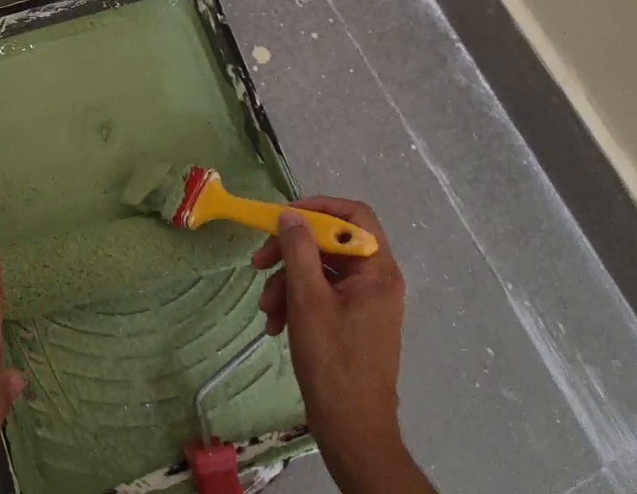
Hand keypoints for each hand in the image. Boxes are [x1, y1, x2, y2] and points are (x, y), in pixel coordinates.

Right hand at [253, 197, 433, 493]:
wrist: (351, 428)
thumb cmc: (333, 360)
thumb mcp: (307, 298)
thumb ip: (298, 249)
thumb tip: (290, 214)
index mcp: (378, 271)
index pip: (354, 216)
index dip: (318, 207)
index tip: (283, 218)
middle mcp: (376, 281)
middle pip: (329, 243)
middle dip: (290, 252)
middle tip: (259, 262)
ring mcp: (364, 303)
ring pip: (319, 271)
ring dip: (286, 282)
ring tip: (266, 308)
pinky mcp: (351, 322)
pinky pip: (319, 295)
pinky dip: (294, 302)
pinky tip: (274, 324)